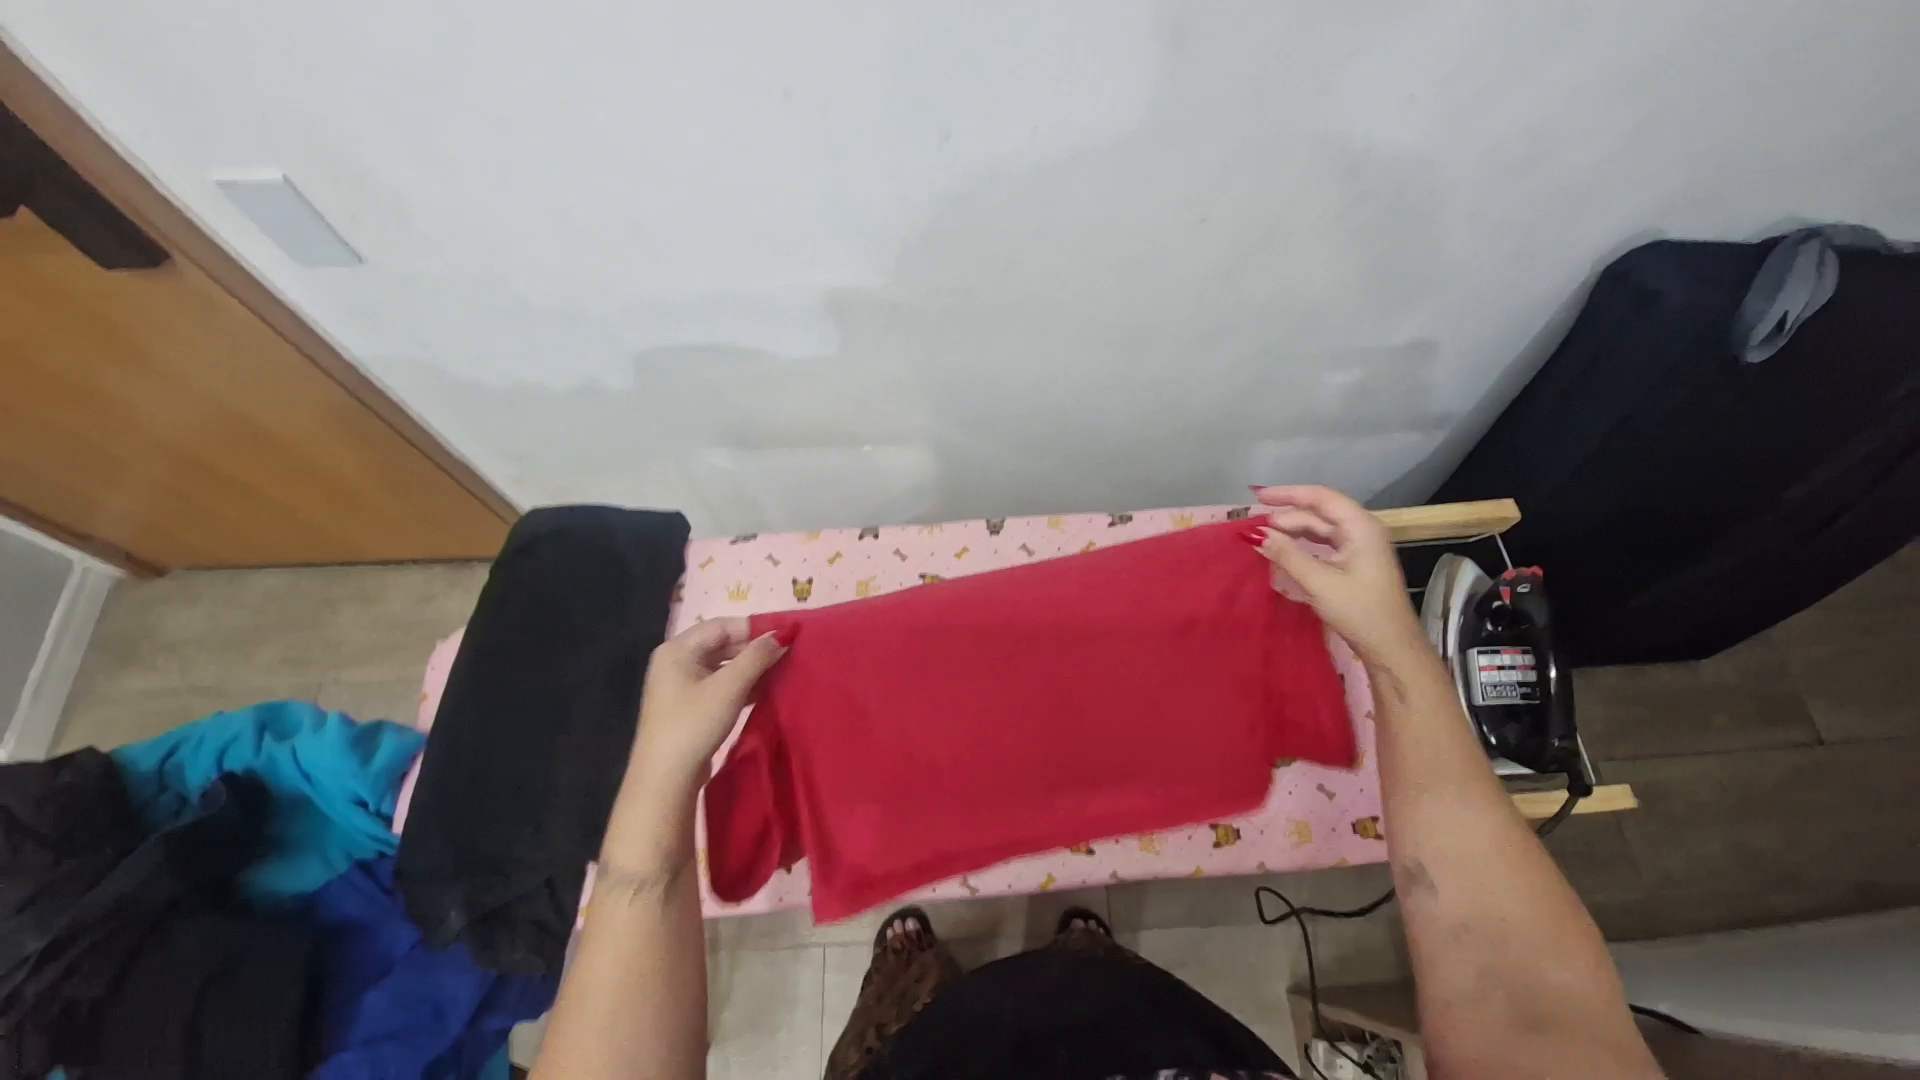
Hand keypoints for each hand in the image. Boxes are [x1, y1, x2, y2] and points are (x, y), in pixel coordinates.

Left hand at [628, 618, 787, 799]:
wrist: (666, 777)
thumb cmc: (695, 723)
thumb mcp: (730, 687)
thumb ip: (757, 656)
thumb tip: (782, 634)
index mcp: (677, 649)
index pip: (721, 626)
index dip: (754, 628)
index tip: (786, 634)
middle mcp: (676, 662)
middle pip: (721, 644)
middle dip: (754, 648)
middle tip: (788, 653)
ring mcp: (681, 686)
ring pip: (722, 666)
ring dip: (751, 668)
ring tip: (783, 670)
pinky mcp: (690, 707)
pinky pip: (720, 686)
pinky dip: (742, 686)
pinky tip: (766, 691)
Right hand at [1249, 484, 1427, 663]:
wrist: (1392, 647)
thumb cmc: (1360, 611)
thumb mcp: (1319, 582)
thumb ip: (1286, 554)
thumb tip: (1255, 534)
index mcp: (1361, 527)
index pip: (1321, 497)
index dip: (1288, 494)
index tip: (1258, 497)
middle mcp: (1362, 530)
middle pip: (1319, 513)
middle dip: (1287, 517)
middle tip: (1255, 529)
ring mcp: (1360, 547)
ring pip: (1321, 529)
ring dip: (1293, 531)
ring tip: (1264, 539)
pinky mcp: (1355, 563)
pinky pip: (1324, 544)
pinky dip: (1303, 545)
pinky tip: (1284, 552)